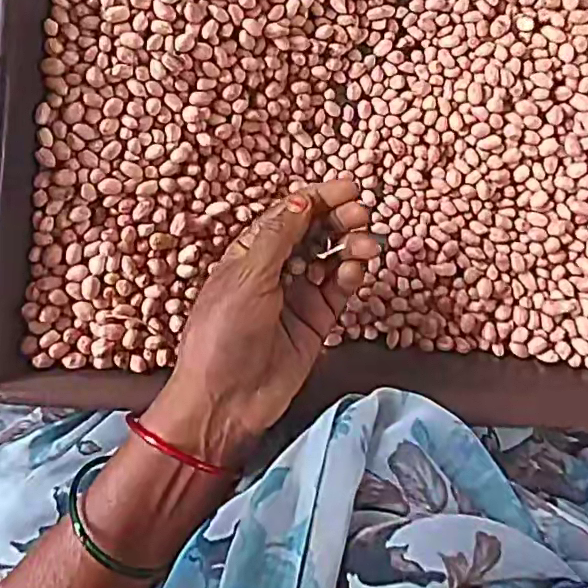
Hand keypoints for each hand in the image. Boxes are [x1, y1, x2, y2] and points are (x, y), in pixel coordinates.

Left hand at [142, 179, 378, 467]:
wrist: (225, 400)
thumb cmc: (222, 333)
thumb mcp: (247, 276)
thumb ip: (278, 237)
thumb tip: (301, 199)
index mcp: (250, 251)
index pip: (289, 214)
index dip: (318, 198)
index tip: (348, 187)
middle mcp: (276, 268)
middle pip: (314, 232)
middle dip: (338, 218)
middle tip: (360, 213)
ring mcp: (297, 294)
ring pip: (331, 257)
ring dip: (349, 244)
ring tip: (364, 242)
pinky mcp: (316, 321)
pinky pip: (339, 289)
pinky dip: (349, 274)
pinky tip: (354, 268)